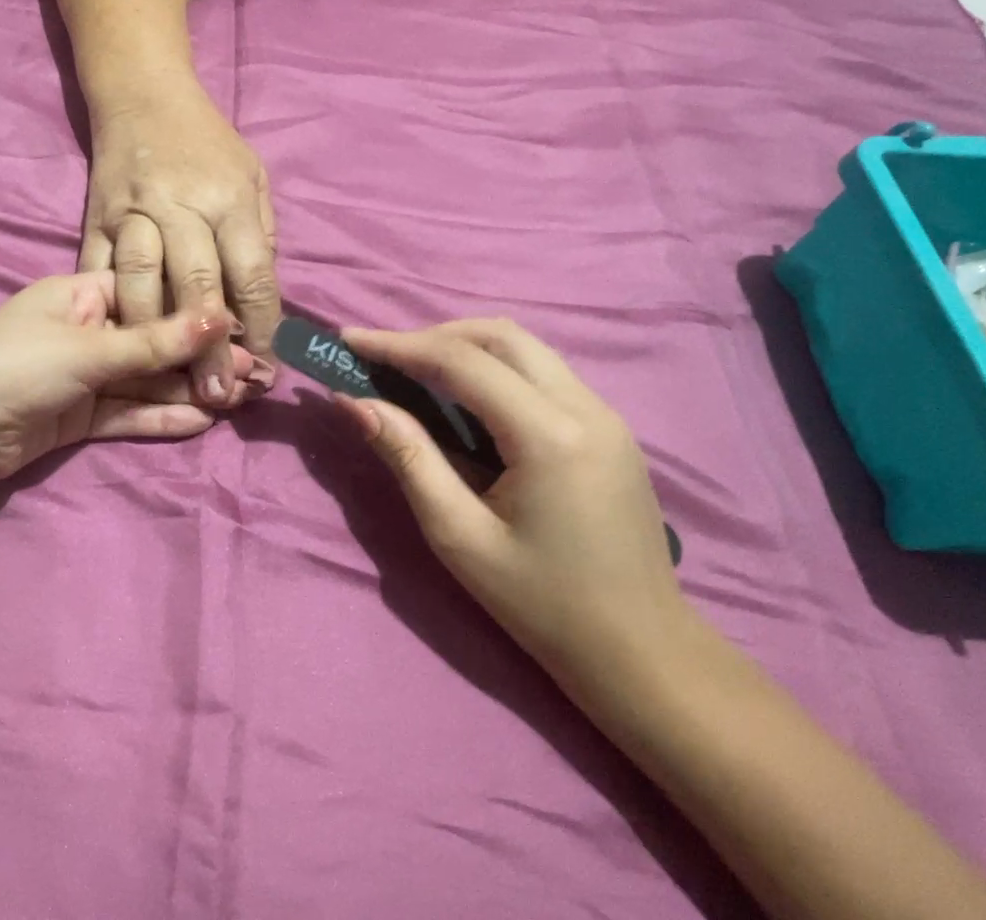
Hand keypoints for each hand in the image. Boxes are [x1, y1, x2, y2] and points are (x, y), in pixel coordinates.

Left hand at [0, 271, 258, 479]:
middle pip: (149, 343)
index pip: (147, 296)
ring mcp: (78, 375)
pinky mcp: (75, 416)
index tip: (240, 329)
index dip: (193, 312)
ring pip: (140, 381)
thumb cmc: (18, 366)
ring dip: (184, 391)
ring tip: (235, 400)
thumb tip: (221, 316)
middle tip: (251, 375)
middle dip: (196, 359)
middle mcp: (81, 330)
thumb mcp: (89, 348)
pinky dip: (156, 417)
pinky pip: (124, 412)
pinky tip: (198, 420)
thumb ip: (156, 340)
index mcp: (76, 294)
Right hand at [77, 83, 279, 408]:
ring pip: (139, 283)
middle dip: (208, 348)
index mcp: (228, 198)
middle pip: (196, 285)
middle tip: (217, 397)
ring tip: (163, 382)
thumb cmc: (206, 143)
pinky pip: (95, 273)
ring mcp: (131, 214)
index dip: (261, 328)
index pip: (252, 273)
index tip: (266, 371)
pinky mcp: (93, 221)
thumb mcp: (252, 177)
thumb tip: (263, 307)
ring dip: (152, 338)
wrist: (141, 95)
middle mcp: (179, 207)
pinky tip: (113, 347)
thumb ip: (261, 237)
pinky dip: (104, 312)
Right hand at [336, 320, 690, 682]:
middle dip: (433, 336)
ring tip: (411, 374)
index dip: (398, 344)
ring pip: (527, 351)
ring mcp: (606, 417)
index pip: (462, 361)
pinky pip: (544, 377)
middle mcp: (586, 408)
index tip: (347, 339)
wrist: (638, 649)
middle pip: (501, 337)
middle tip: (380, 359)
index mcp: (549, 435)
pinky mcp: (610, 432)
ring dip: (464, 350)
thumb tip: (353, 402)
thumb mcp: (457, 535)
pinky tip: (462, 404)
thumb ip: (407, 458)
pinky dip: (494, 372)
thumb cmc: (539, 602)